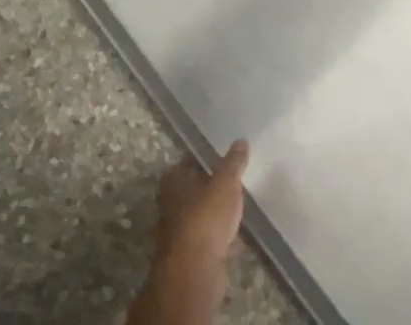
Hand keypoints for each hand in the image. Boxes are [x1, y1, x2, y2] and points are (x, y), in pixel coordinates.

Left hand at [129, 141, 249, 324]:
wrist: (193, 270)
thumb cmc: (205, 216)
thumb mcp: (225, 182)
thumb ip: (233, 162)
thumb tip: (240, 141)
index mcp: (173, 180)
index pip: (189, 160)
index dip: (206, 157)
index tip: (226, 156)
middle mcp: (170, 202)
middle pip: (192, 186)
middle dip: (210, 183)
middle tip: (235, 177)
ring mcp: (178, 228)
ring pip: (199, 210)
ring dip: (214, 208)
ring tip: (237, 201)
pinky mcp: (188, 251)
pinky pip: (205, 232)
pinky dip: (216, 229)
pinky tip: (232, 228)